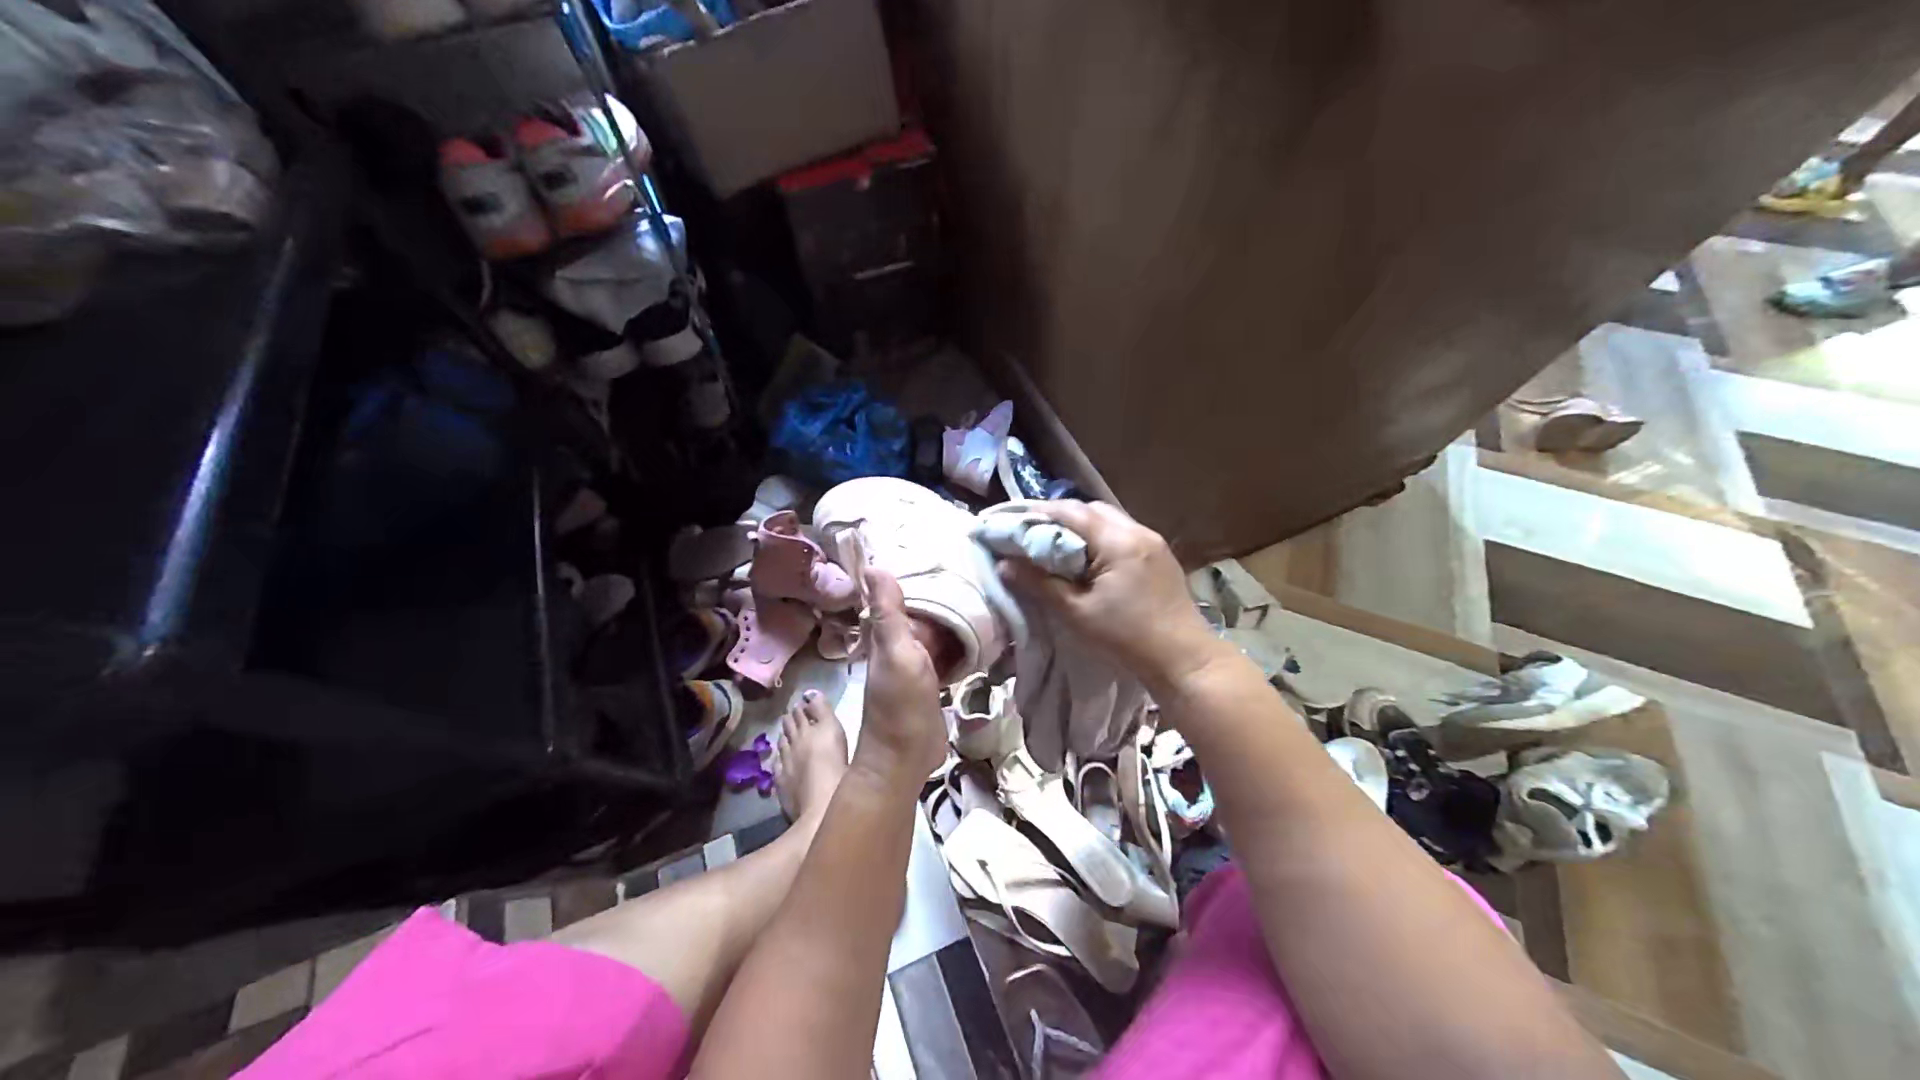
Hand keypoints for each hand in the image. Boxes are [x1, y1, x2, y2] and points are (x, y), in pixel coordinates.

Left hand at [855, 568, 948, 782]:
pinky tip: (970, 630)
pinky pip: (940, 652)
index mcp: (883, 637)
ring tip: (969, 591)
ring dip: (941, 615)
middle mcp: (894, 647)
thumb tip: (873, 566)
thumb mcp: (896, 652)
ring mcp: (913, 666)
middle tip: (956, 565)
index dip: (900, 574)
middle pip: (912, 612)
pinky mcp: (930, 683)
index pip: (888, 596)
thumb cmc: (900, 704)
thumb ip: (888, 614)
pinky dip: (951, 639)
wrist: (908, 757)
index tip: (918, 548)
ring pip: (927, 631)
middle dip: (927, 591)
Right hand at [997, 500, 1223, 690]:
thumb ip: (1040, 584)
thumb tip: (1004, 564)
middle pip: (1090, 509)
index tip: (1011, 522)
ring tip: (1053, 545)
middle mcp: (1137, 531)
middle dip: (1058, 517)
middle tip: (1030, 533)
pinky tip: (1085, 557)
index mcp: (1118, 541)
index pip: (1070, 512)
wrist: (1183, 658)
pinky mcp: (1159, 554)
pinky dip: (1098, 537)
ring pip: (1107, 519)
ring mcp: (1152, 541)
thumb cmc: (1127, 637)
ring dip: (1080, 527)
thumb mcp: (1077, 612)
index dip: (1037, 513)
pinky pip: (1122, 533)